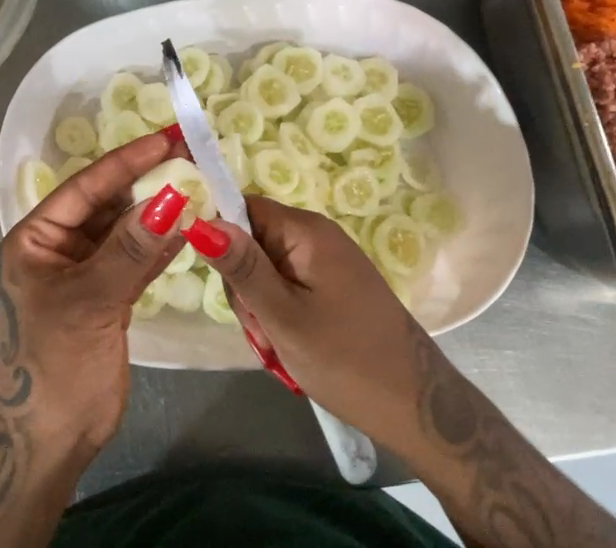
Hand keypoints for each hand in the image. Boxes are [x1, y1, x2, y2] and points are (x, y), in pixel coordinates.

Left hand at [0, 130, 190, 452]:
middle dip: (146, 184)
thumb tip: (171, 198)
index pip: (84, 188)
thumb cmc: (54, 366)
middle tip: (191, 158)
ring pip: (124, 232)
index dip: (125, 162)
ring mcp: (83, 274)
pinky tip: (191, 229)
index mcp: (35, 240)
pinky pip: (135, 261)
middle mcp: (57, 249)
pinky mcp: (106, 299)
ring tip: (200, 186)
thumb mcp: (90, 301)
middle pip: (106, 205)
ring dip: (158, 213)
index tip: (165, 139)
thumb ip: (131, 249)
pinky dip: (161, 247)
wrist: (49, 441)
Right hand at [196, 197, 615, 546]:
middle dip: (243, 283)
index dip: (221, 235)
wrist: (418, 409)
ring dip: (260, 305)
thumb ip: (241, 267)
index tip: (220, 278)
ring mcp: (328, 263)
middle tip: (259, 324)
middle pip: (252, 240)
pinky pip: (287, 287)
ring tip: (277, 342)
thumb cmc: (346, 360)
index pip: (241, 207)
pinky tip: (290, 344)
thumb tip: (198, 219)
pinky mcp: (334, 288)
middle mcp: (318, 236)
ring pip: (266, 269)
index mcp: (307, 231)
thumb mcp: (283, 316)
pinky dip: (280, 315)